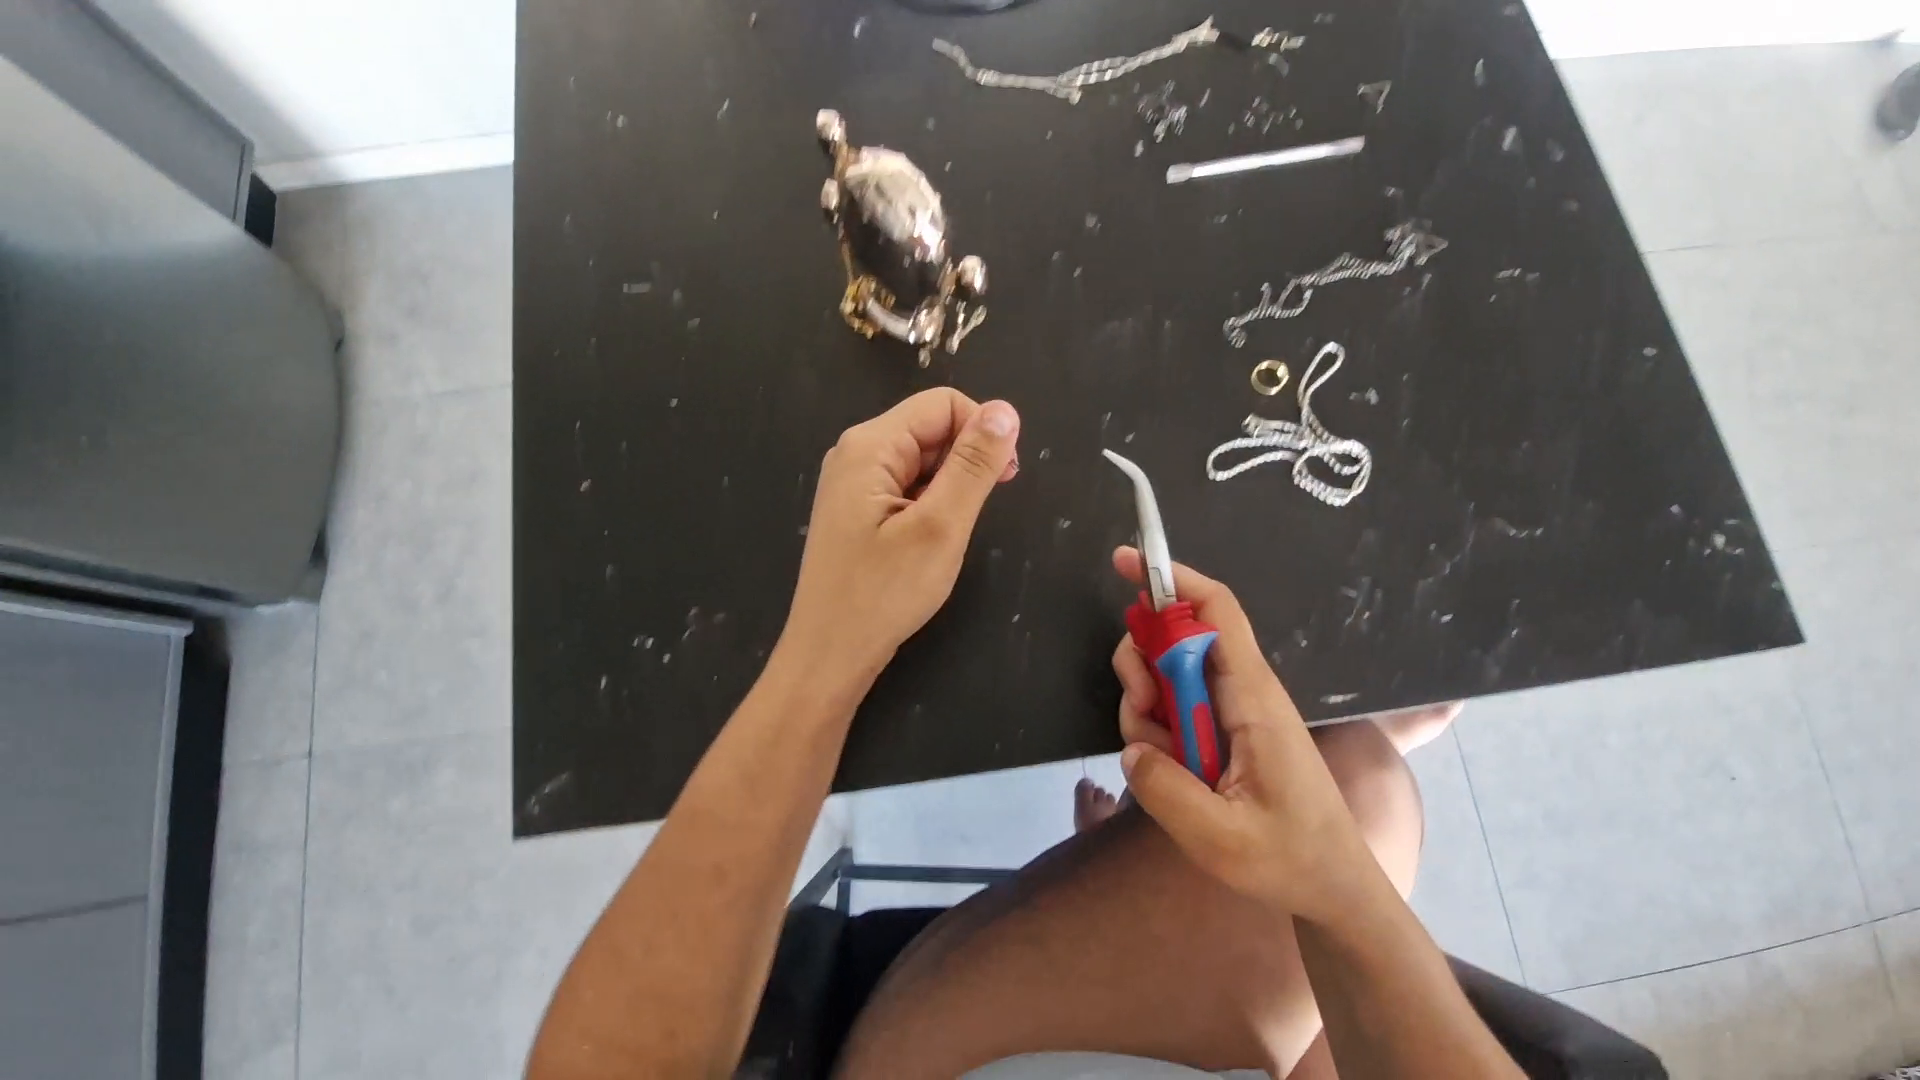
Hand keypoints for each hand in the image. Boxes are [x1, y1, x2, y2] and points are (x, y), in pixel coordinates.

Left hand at [779, 389, 1020, 687]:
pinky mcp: (857, 510)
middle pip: (931, 428)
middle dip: (967, 461)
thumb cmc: (884, 592)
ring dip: (950, 487)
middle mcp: (856, 453)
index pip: (943, 404)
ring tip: (950, 534)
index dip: (983, 430)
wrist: (830, 653)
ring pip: (922, 460)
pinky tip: (931, 540)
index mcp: (870, 445)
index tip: (1005, 478)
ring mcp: (853, 483)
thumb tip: (1006, 411)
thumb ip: (974, 465)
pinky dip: (930, 505)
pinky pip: (906, 487)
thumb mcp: (940, 526)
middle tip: (977, 514)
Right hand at [1109, 546, 1377, 915]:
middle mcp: (1242, 693)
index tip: (1126, 564)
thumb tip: (1131, 748)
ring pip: (1167, 679)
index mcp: (1253, 698)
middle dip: (1143, 663)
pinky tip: (1174, 775)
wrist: (1332, 888)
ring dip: (1146, 709)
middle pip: (1177, 640)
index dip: (1172, 579)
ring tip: (1164, 764)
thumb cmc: (1290, 859)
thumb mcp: (1220, 838)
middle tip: (1143, 711)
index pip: (1216, 611)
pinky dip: (1157, 735)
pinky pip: (1175, 713)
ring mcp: (1231, 713)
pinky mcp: (1223, 734)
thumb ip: (1165, 789)